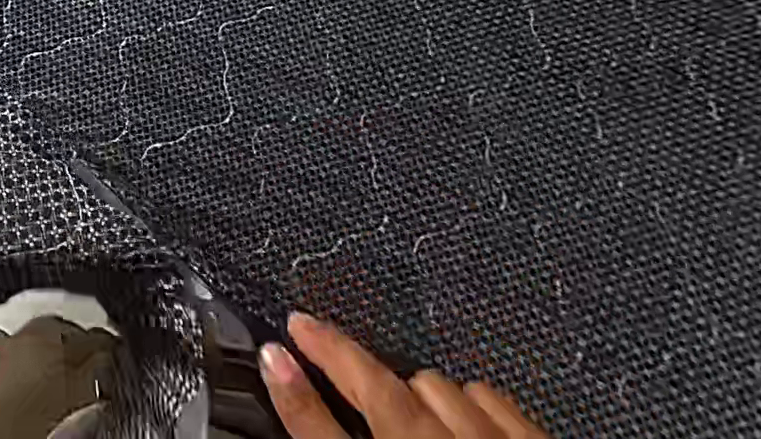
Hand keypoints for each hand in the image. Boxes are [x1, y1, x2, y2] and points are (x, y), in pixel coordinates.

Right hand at [258, 313, 548, 438]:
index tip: (271, 354)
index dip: (293, 394)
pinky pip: (489, 396)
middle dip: (337, 354)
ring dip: (408, 389)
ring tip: (396, 401)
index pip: (327, 436)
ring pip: (435, 386)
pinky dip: (467, 401)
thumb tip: (311, 415)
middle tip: (308, 332)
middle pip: (379, 391)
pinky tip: (462, 416)